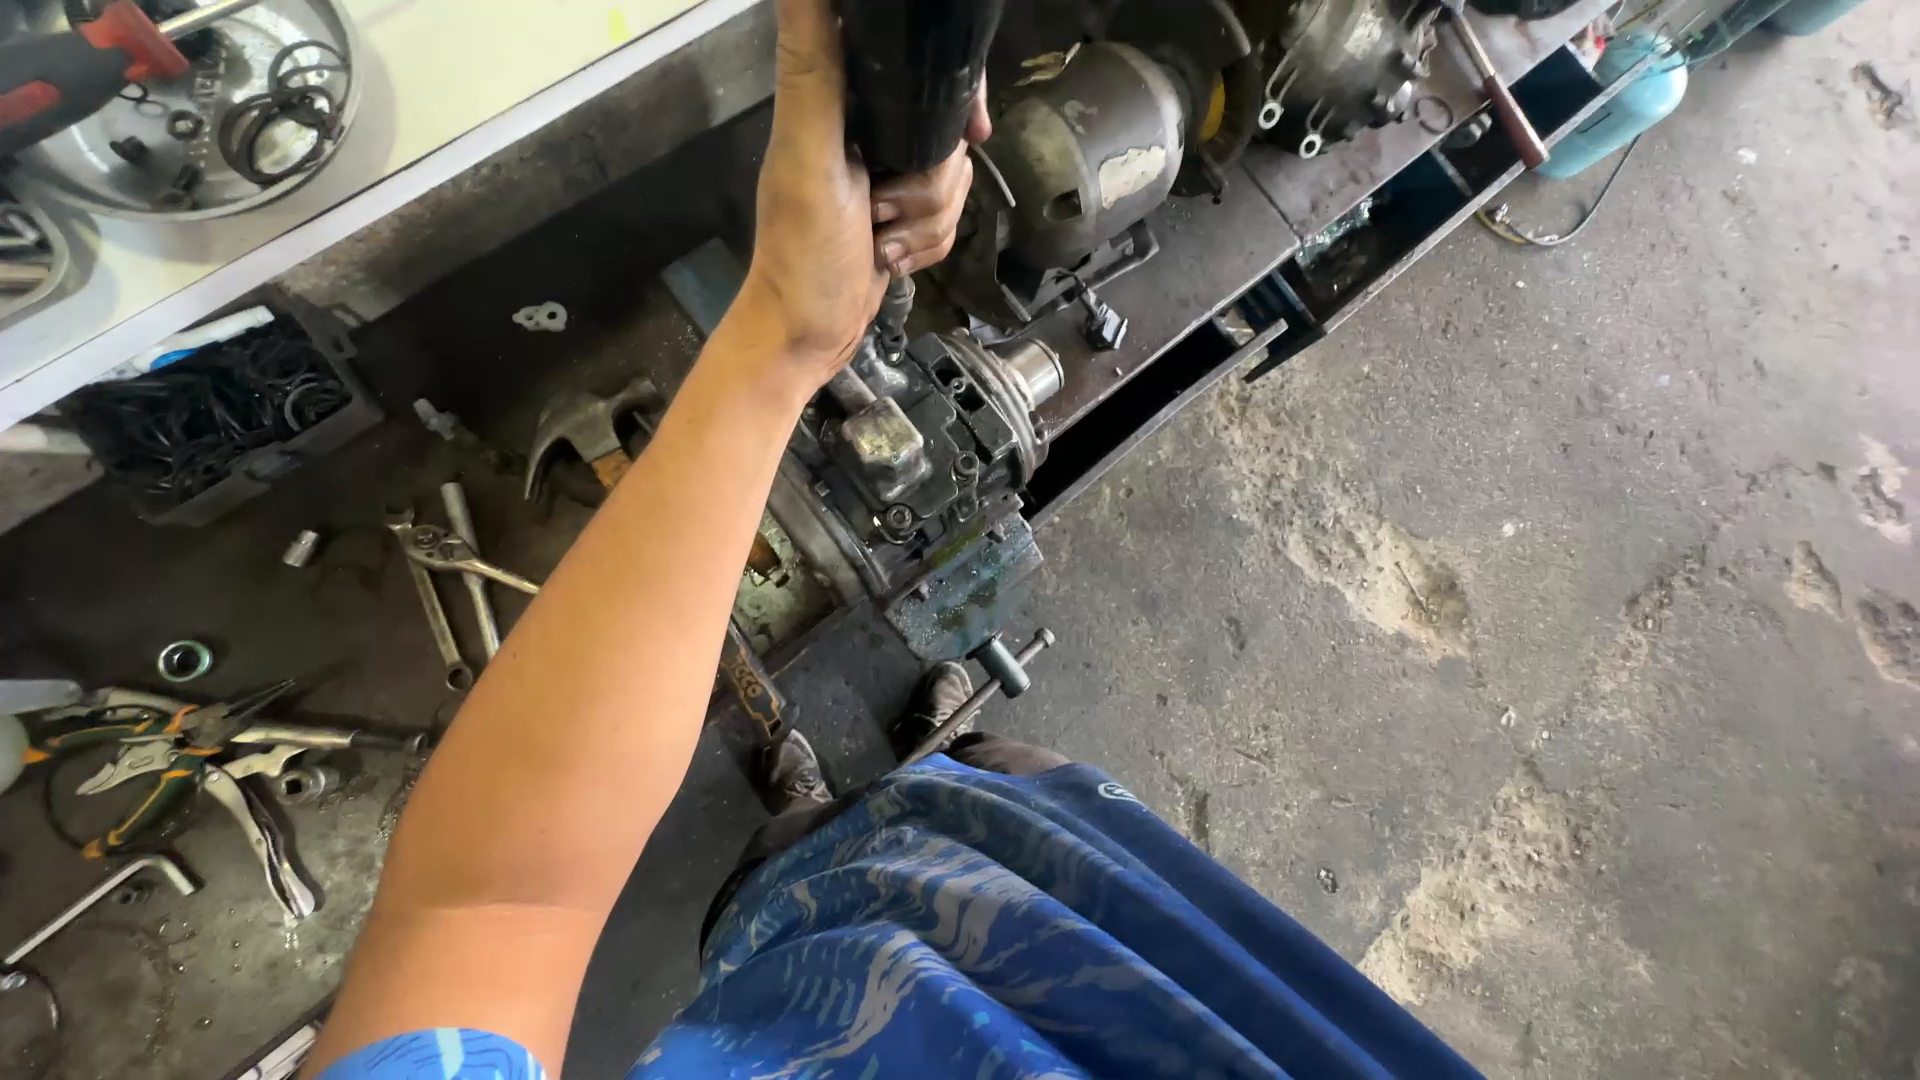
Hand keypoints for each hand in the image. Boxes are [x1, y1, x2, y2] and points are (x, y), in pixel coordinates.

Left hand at [728, 0, 990, 392]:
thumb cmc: (803, 253)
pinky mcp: (902, 221)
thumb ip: (814, 68)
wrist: (809, 333)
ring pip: (954, 184)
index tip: (972, 131)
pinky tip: (892, 261)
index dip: (956, 99)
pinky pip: (947, 221)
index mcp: (841, 104)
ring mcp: (888, 182)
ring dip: (925, 225)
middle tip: (880, 212)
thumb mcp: (808, 157)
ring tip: (881, 242)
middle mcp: (867, 135)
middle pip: (948, 139)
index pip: (920, 74)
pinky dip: (926, 248)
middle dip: (927, 189)